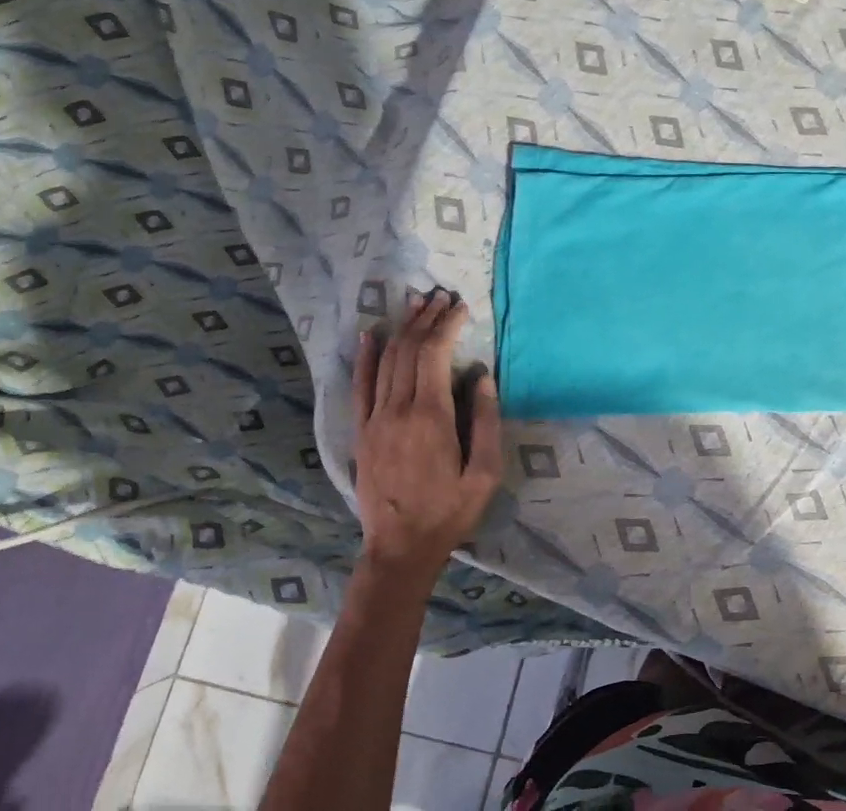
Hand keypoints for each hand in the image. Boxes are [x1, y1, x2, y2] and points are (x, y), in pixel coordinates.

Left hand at [349, 289, 502, 578]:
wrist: (400, 548)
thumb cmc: (450, 511)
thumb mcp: (485, 472)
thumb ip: (485, 420)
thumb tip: (482, 375)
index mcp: (431, 416)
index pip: (435, 354)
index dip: (447, 324)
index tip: (461, 306)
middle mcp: (398, 409)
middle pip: (409, 350)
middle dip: (426, 318)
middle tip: (442, 296)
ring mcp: (374, 419)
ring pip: (385, 360)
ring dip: (402, 328)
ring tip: (417, 304)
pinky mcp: (362, 431)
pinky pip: (360, 385)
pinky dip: (365, 356)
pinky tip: (371, 334)